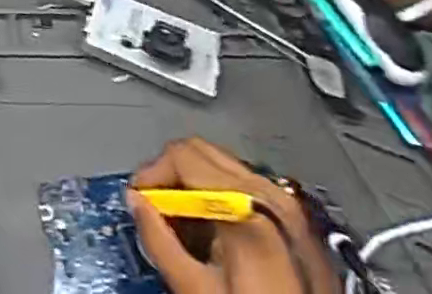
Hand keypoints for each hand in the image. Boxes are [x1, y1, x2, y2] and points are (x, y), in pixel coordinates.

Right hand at [126, 138, 327, 293]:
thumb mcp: (197, 292)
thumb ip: (160, 241)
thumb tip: (136, 202)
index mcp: (243, 205)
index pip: (181, 156)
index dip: (151, 173)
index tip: (138, 200)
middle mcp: (267, 190)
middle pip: (200, 151)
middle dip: (170, 173)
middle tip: (154, 207)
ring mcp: (285, 201)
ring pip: (221, 163)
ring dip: (192, 181)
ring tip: (180, 221)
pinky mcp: (295, 216)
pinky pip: (244, 183)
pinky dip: (217, 193)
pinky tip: (212, 229)